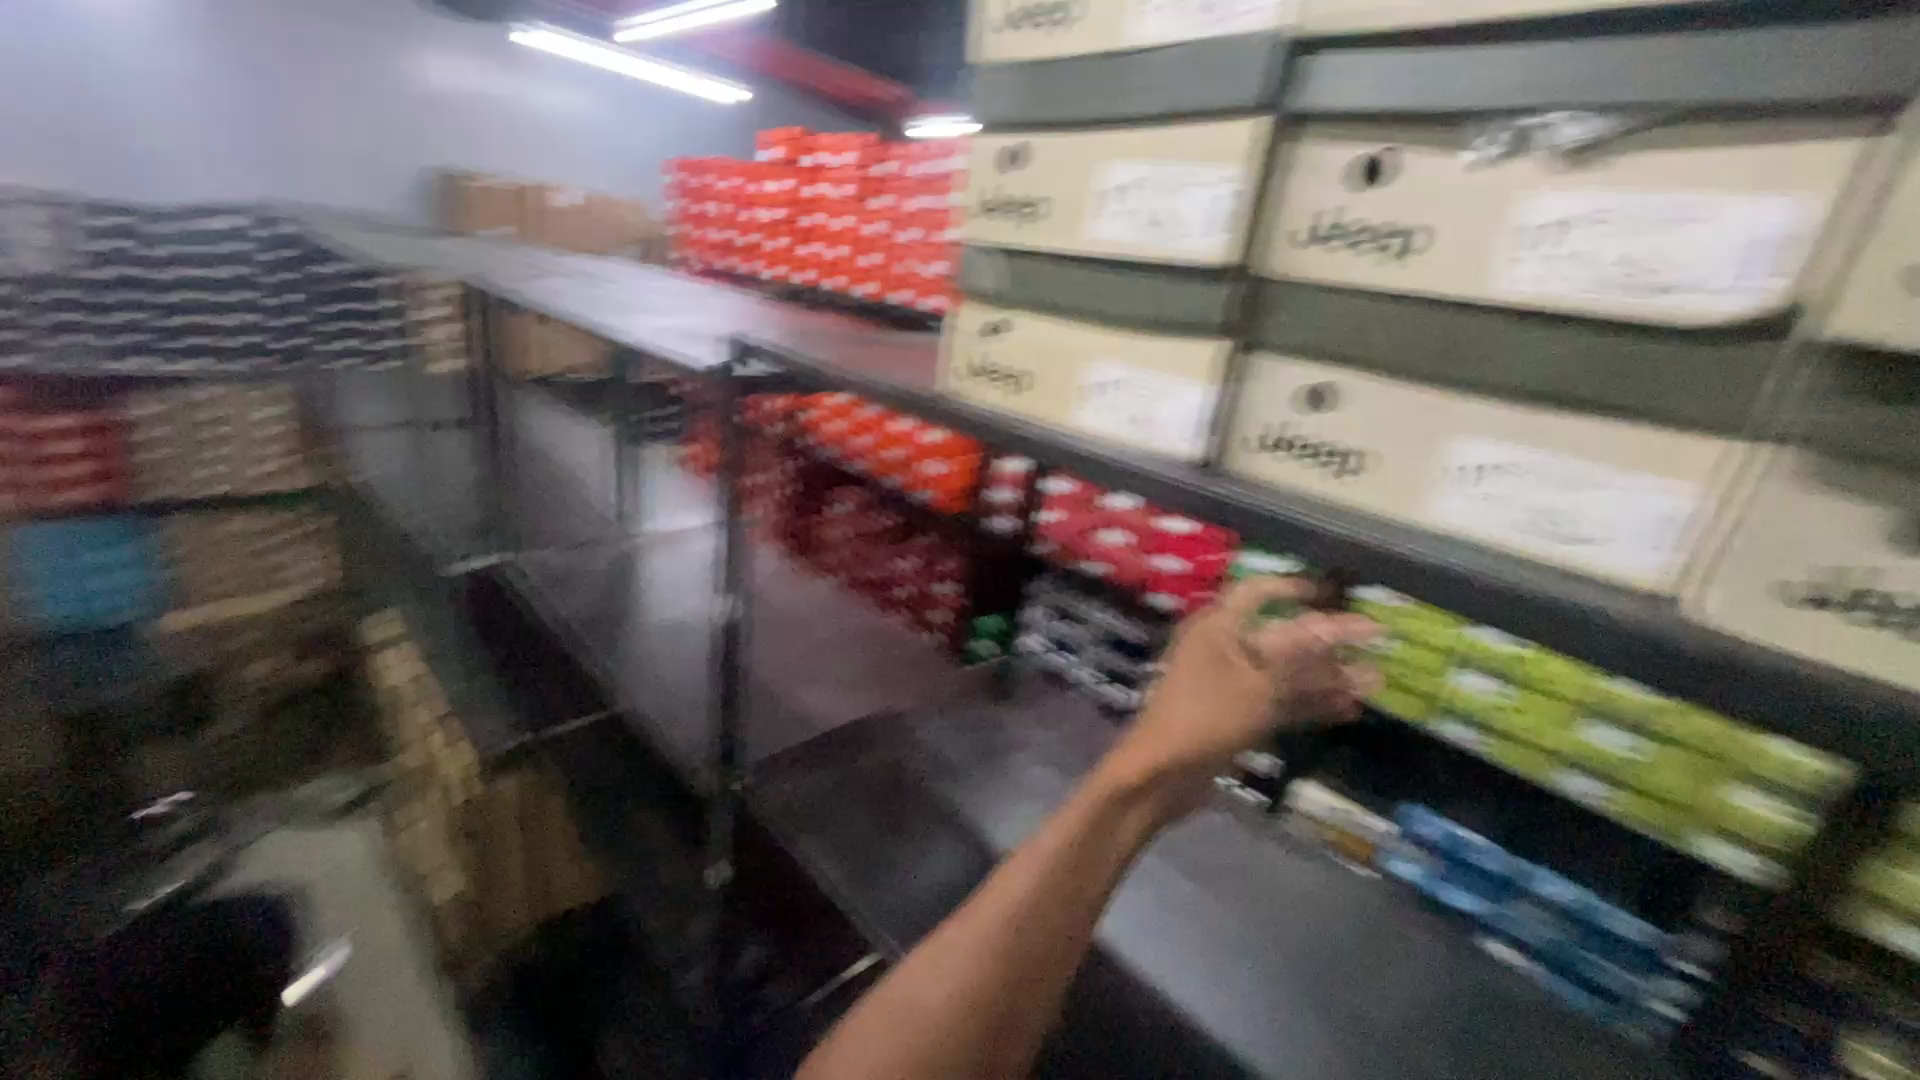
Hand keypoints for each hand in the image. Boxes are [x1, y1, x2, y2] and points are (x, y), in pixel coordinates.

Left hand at [1099, 577, 1381, 816]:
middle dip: (1325, 642)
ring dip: (1325, 677)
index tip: (1333, 592)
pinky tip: (1349, 710)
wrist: (1161, 775)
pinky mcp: (1234, 716)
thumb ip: (1302, 657)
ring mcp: (1228, 684)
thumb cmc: (1205, 717)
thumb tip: (1340, 626)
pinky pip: (1277, 702)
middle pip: (1280, 636)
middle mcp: (1222, 648)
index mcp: (1218, 627)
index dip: (1293, 588)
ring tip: (1375, 682)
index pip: (1257, 593)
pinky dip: (1308, 704)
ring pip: (1283, 673)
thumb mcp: (1259, 684)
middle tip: (1375, 643)